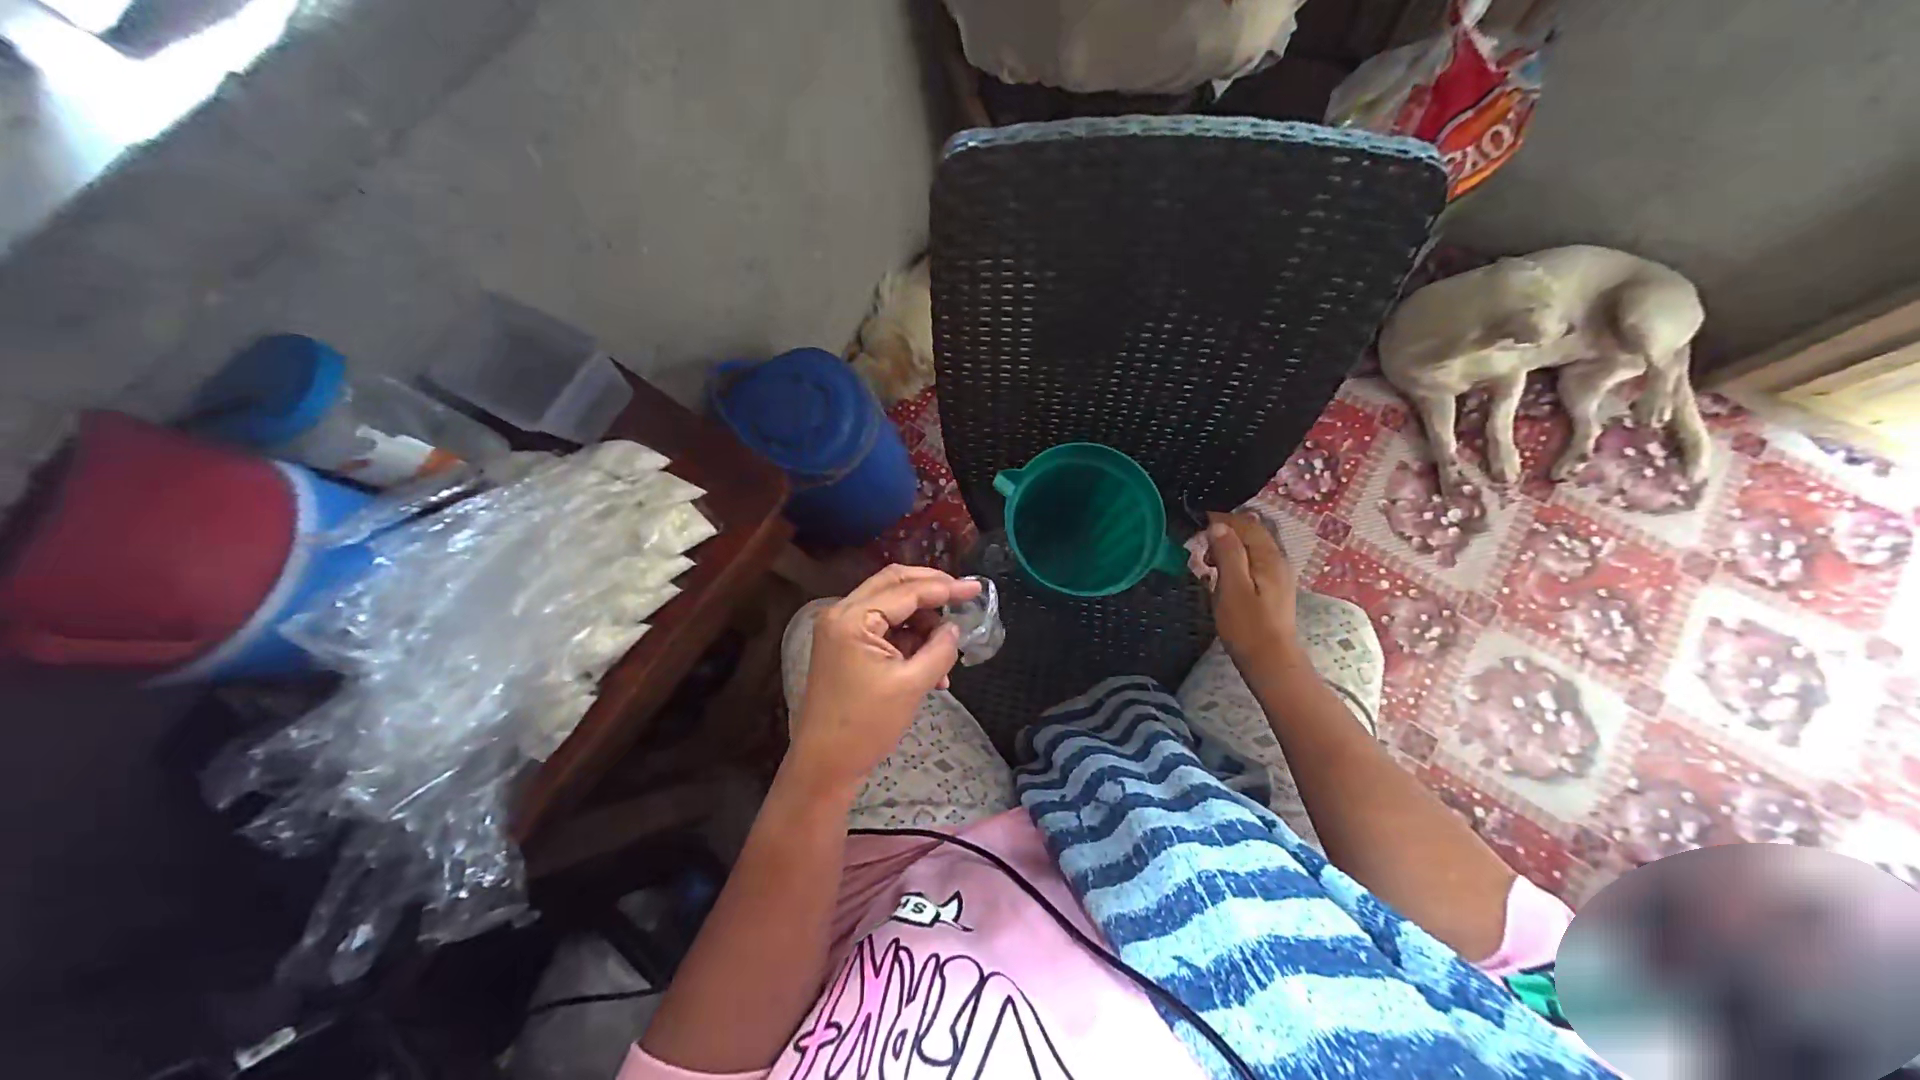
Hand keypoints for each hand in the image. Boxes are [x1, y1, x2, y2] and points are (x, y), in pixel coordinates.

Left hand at [788, 566, 980, 796]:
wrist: (825, 765)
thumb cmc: (866, 726)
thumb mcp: (912, 685)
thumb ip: (939, 649)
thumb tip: (955, 628)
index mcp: (853, 618)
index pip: (906, 590)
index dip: (945, 587)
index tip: (976, 589)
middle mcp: (842, 614)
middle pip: (894, 585)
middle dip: (931, 590)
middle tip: (963, 597)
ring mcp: (841, 630)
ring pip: (891, 607)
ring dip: (922, 623)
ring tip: (946, 653)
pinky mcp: (845, 647)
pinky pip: (883, 629)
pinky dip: (908, 640)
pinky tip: (931, 668)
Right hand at [1204, 512, 1302, 670]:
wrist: (1271, 662)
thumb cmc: (1247, 626)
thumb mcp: (1232, 587)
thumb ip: (1228, 553)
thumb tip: (1218, 525)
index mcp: (1269, 557)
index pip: (1247, 524)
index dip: (1222, 519)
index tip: (1198, 523)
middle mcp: (1278, 561)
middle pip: (1252, 533)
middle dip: (1225, 533)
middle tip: (1201, 549)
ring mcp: (1278, 575)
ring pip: (1252, 548)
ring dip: (1229, 548)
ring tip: (1209, 564)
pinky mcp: (1273, 589)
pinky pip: (1254, 563)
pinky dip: (1236, 562)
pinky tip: (1223, 578)